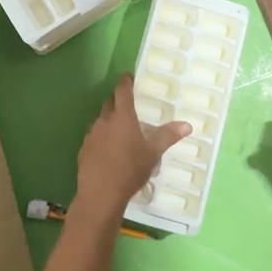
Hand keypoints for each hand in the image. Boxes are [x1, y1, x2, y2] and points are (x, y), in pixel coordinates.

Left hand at [75, 75, 190, 219]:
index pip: (122, 90)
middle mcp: (104, 120)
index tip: (129, 77)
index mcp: (122, 116)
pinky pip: (94, 135)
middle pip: (109, 102)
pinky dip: (102, 135)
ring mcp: (92, 134)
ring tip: (121, 127)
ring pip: (100, 119)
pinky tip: (109, 148)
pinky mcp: (84, 148)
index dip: (126, 81)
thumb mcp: (153, 153)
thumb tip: (187, 125)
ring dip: (109, 118)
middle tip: (129, 102)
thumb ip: (168, 136)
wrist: (100, 193)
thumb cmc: (130, 169)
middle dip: (118, 99)